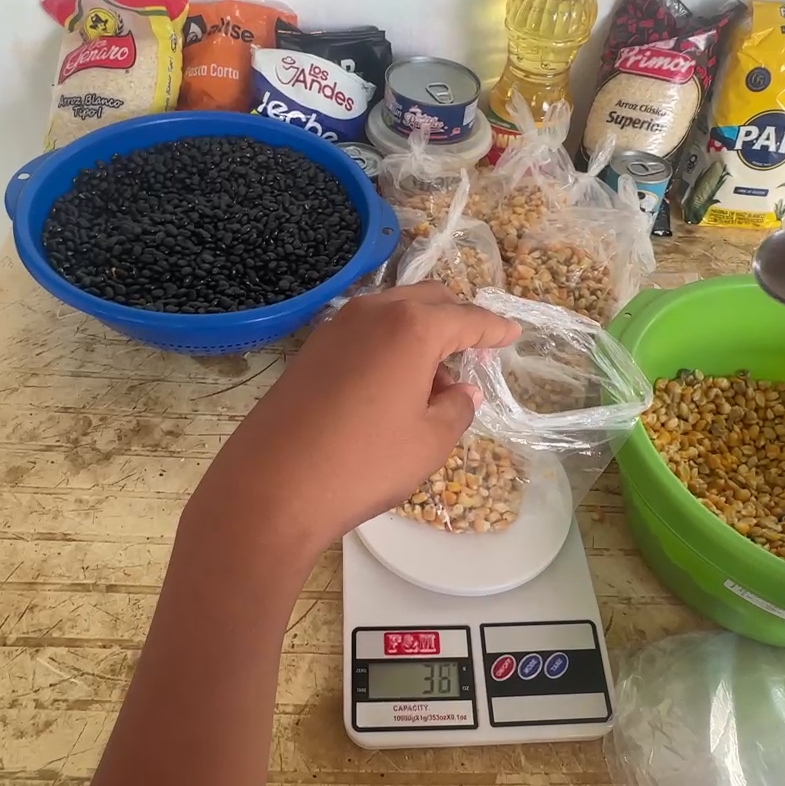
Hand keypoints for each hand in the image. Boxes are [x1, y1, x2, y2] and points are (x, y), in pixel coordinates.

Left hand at [186, 283, 519, 560]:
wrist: (272, 485)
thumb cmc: (363, 463)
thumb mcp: (429, 442)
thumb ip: (457, 408)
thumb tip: (462, 391)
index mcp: (412, 327)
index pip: (467, 318)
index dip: (494, 328)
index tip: (512, 334)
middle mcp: (372, 312)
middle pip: (428, 300)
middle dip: (456, 321)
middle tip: (471, 356)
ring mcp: (334, 327)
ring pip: (392, 313)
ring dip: (419, 335)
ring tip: (430, 385)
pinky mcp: (310, 350)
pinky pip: (363, 333)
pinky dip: (387, 346)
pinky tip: (389, 387)